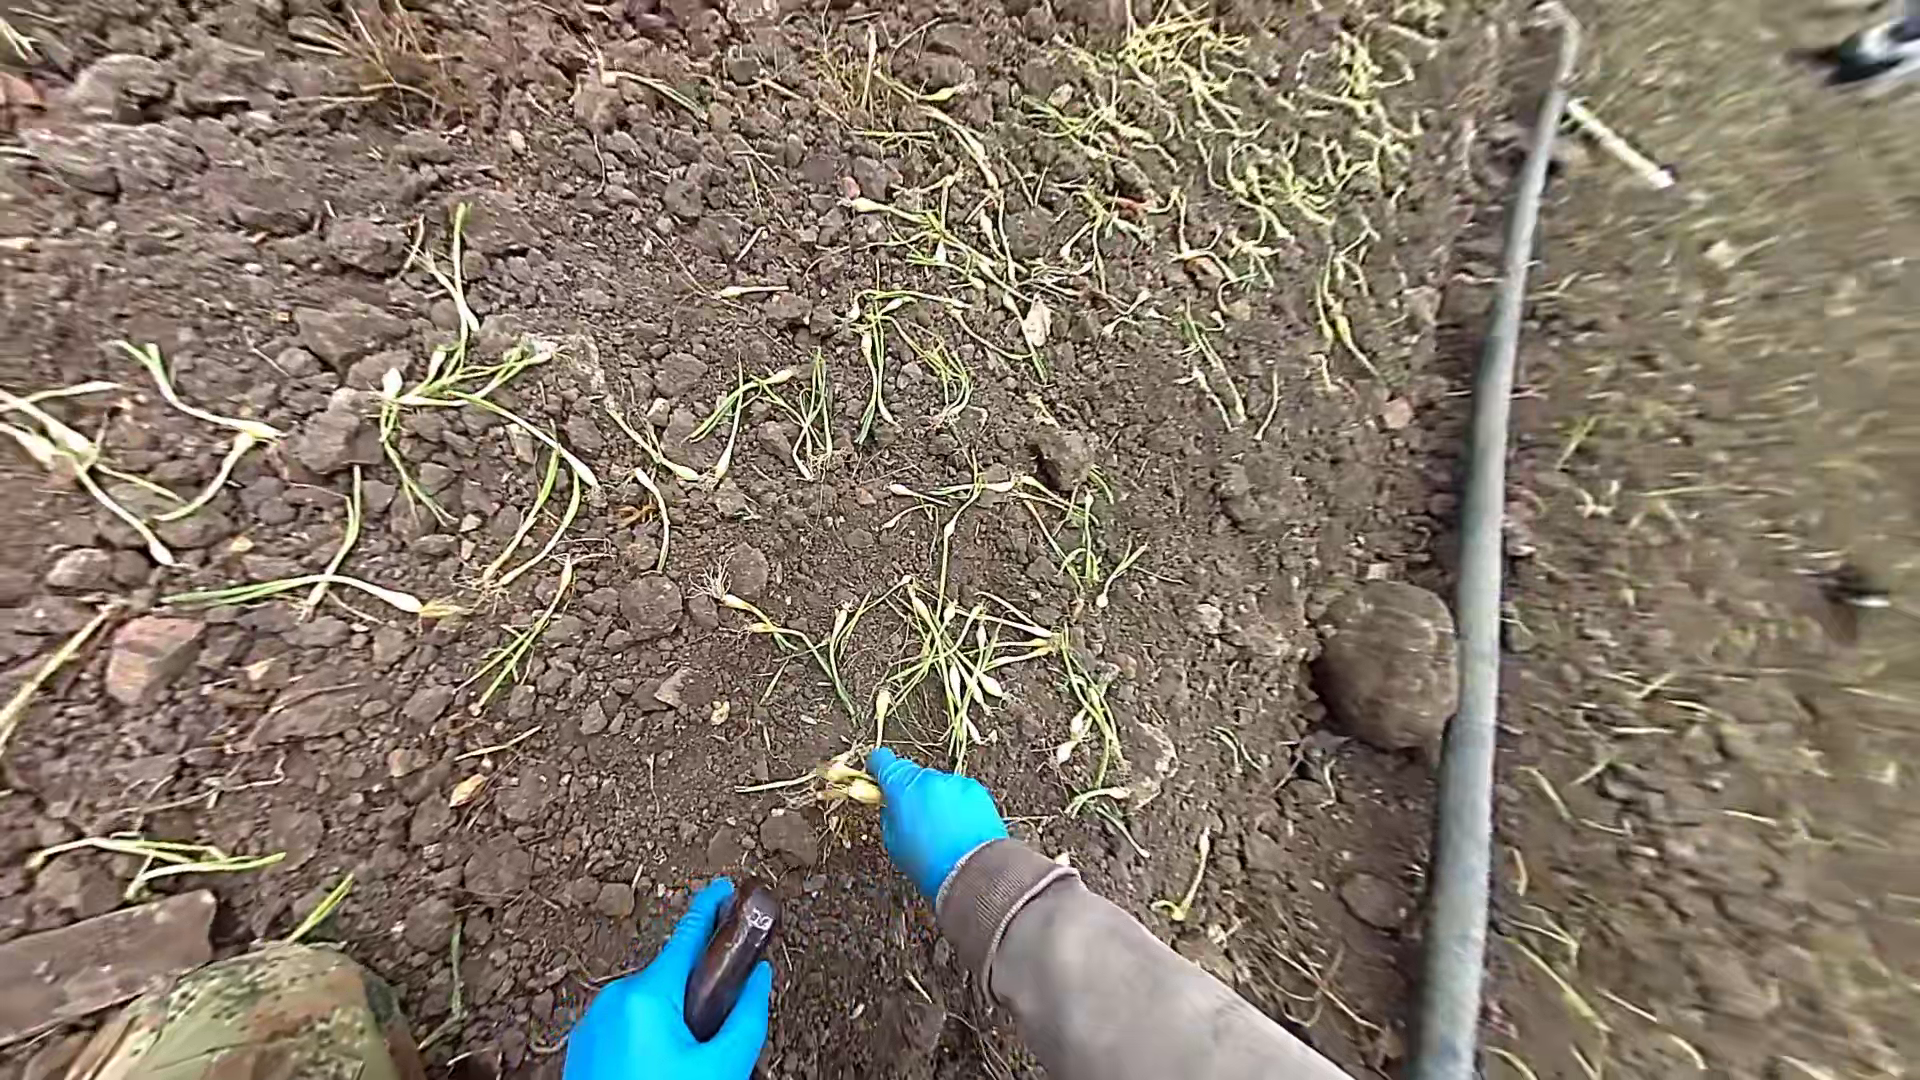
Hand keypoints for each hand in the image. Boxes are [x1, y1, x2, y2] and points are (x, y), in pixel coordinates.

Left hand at [563, 879, 772, 1079]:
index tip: (728, 886)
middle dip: (698, 979)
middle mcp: (614, 1000)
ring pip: (649, 996)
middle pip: (671, 968)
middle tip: (721, 1006)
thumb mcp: (722, 1070)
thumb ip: (748, 1015)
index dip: (713, 903)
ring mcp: (591, 1025)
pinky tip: (663, 1060)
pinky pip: (627, 1020)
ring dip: (674, 1007)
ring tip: (689, 1051)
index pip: (690, 930)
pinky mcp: (580, 1049)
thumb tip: (760, 976)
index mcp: (646, 995)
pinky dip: (650, 1026)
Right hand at [869, 748, 1008, 898]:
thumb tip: (891, 805)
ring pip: (937, 784)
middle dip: (910, 790)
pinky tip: (960, 827)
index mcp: (902, 789)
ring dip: (935, 798)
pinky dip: (957, 804)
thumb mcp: (894, 844)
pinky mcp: (974, 788)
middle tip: (914, 815)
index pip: (883, 762)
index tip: (877, 769)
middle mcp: (927, 779)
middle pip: (913, 775)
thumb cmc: (929, 865)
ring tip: (943, 829)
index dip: (878, 765)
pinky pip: (959, 791)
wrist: (973, 871)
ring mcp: (952, 782)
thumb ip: (890, 816)